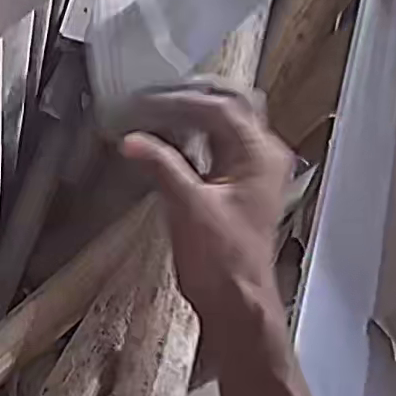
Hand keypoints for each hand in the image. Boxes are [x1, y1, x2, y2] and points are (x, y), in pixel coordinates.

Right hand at [117, 83, 293, 332]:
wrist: (234, 299)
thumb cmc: (221, 260)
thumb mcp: (187, 206)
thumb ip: (161, 167)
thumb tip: (132, 140)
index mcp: (259, 155)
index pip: (219, 108)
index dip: (178, 101)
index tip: (143, 104)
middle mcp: (262, 158)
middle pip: (232, 107)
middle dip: (192, 97)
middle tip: (155, 96)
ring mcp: (252, 174)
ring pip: (226, 126)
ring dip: (193, 116)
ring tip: (157, 113)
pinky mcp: (237, 190)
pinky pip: (216, 149)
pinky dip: (192, 139)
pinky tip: (168, 145)